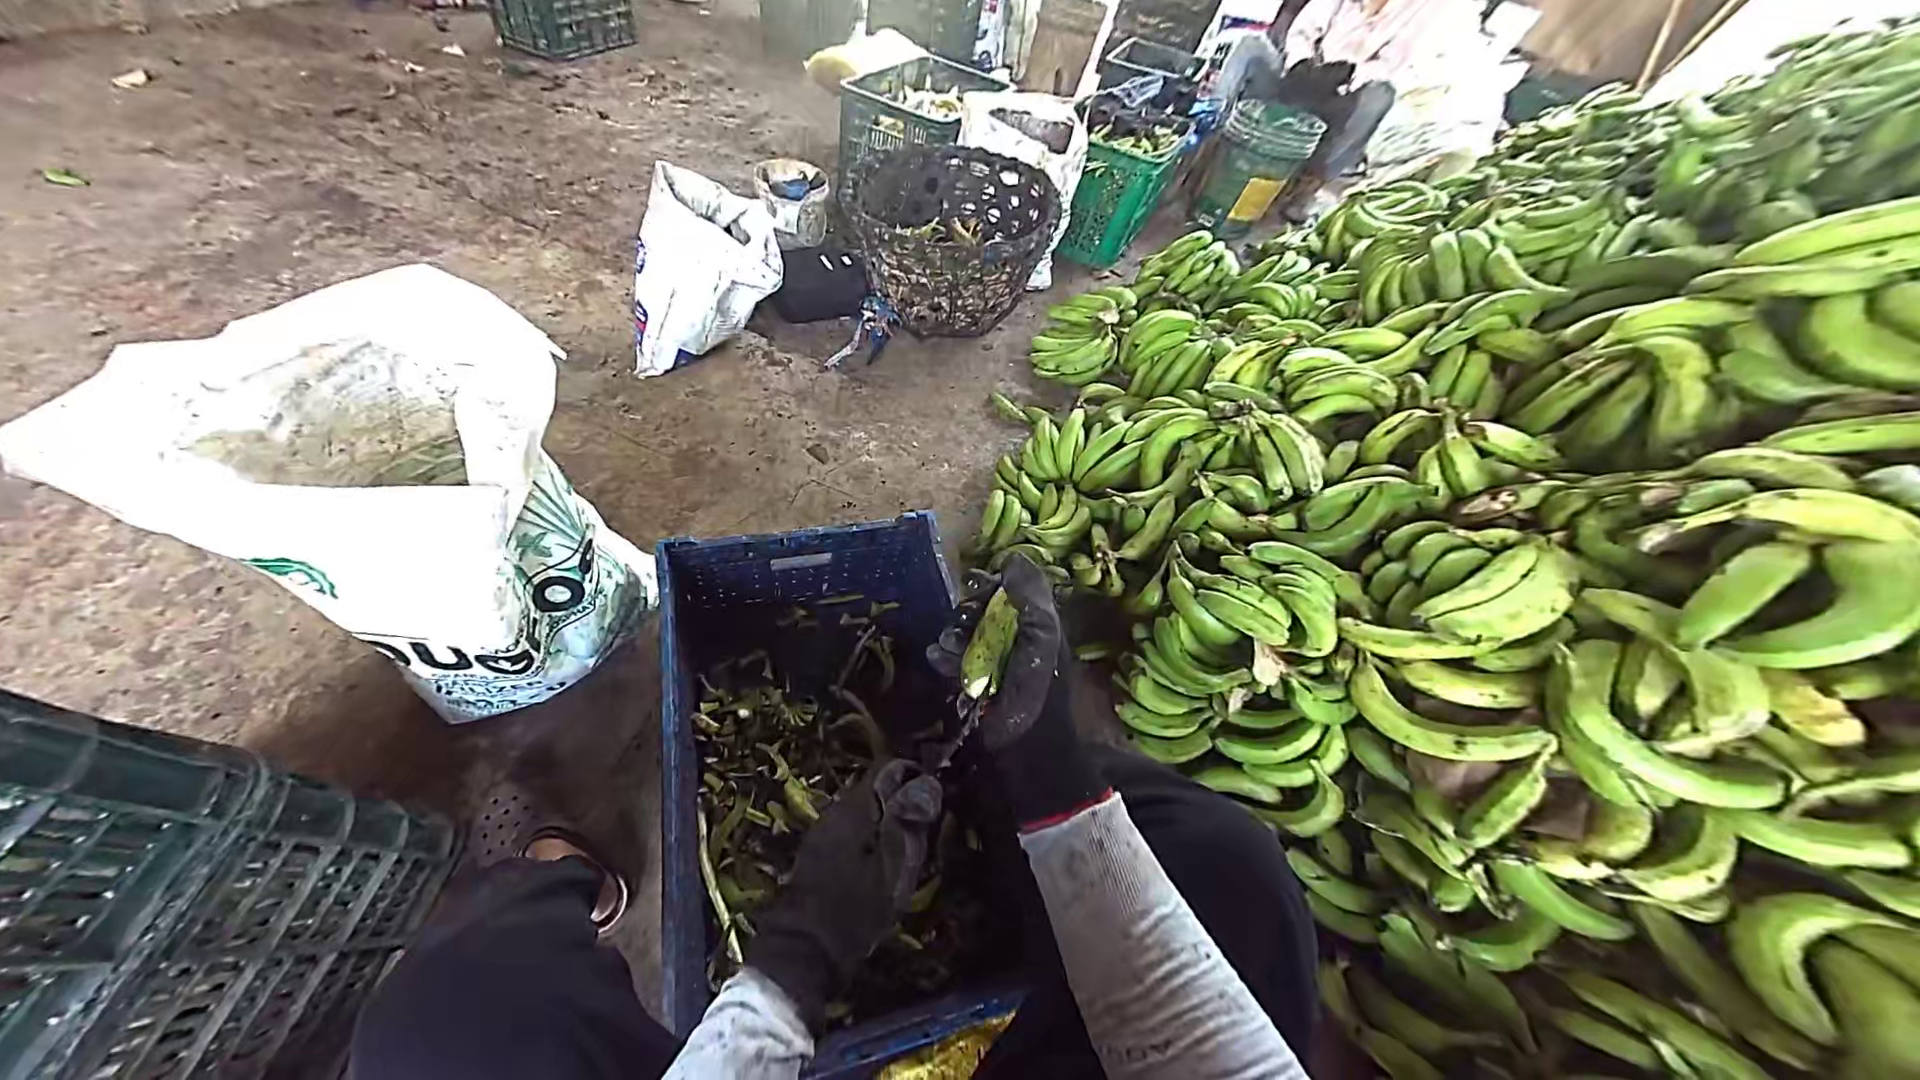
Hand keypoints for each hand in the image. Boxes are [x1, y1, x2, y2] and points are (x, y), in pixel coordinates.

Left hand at [745, 759, 941, 1026]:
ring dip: (888, 820)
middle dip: (904, 799)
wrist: (805, 948)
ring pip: (866, 809)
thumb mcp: (895, 864)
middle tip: (928, 827)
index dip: (917, 775)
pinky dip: (871, 837)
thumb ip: (911, 820)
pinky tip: (881, 862)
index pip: (891, 766)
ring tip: (909, 847)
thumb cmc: (856, 905)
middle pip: (878, 787)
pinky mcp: (818, 851)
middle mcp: (838, 807)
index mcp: (858, 804)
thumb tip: (928, 782)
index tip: (937, 798)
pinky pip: (853, 829)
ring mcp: (825, 829)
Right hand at [929, 554, 1106, 827]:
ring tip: (953, 648)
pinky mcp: (971, 680)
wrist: (1027, 744)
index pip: (1005, 589)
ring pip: (960, 632)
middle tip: (965, 622)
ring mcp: (990, 659)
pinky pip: (950, 659)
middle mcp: (1010, 636)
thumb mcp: (1043, 632)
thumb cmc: (1041, 686)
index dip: (989, 585)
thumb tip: (1013, 556)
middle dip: (967, 613)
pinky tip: (942, 660)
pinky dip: (944, 657)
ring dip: (953, 636)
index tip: (977, 586)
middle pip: (978, 609)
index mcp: (1033, 622)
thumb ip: (1031, 594)